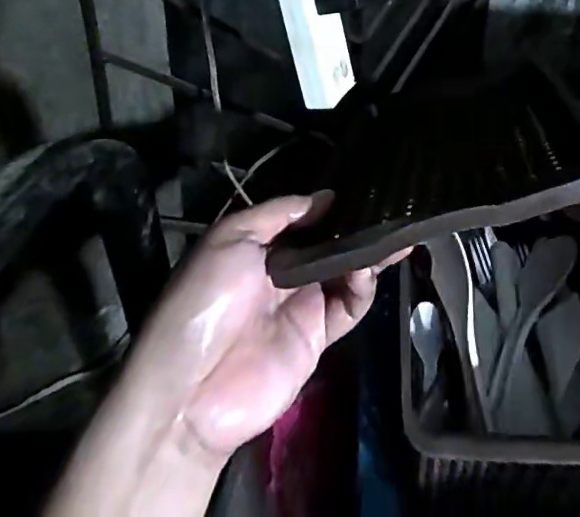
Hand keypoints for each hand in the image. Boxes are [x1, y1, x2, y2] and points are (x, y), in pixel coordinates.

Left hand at [47, 194, 402, 516]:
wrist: (190, 389)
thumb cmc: (204, 300)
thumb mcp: (229, 238)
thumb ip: (279, 212)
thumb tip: (327, 196)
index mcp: (260, 246)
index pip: (305, 219)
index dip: (331, 206)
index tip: (361, 190)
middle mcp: (284, 272)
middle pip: (331, 244)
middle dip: (358, 228)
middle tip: (388, 212)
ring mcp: (302, 304)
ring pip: (347, 271)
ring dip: (368, 253)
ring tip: (390, 237)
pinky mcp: (318, 337)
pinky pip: (349, 306)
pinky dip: (364, 287)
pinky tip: (368, 270)